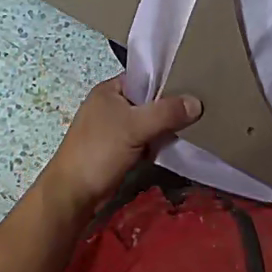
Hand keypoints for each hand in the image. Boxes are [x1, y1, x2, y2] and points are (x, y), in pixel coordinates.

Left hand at [38, 77, 202, 214]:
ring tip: (191, 127)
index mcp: (109, 90)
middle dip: (168, 107)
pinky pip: (143, 139)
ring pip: (147, 122)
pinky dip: (155, 143)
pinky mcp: (118, 149)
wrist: (73, 194)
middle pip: (148, 100)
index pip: (144, 77)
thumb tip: (197, 102)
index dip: (167, 81)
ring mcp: (113, 128)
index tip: (194, 86)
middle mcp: (111, 105)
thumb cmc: (99, 151)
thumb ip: (166, 113)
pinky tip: (171, 146)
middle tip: (197, 110)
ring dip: (163, 128)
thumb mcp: (135, 127)